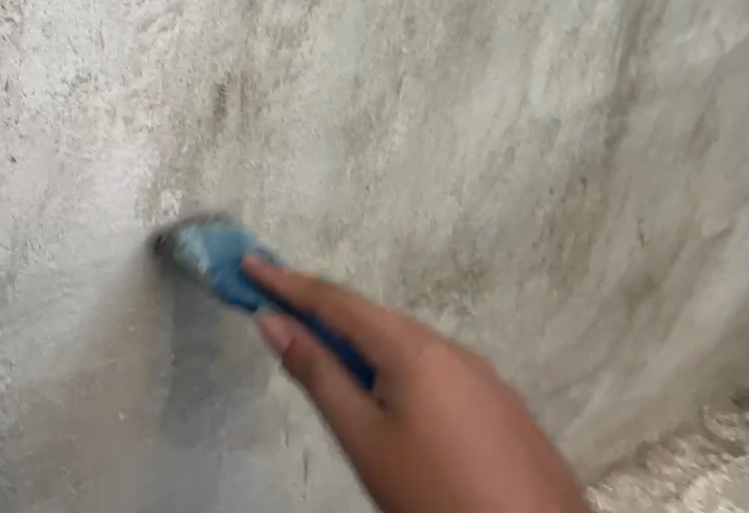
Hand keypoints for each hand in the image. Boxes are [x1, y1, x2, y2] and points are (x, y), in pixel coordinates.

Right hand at [244, 257, 589, 512]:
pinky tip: (380, 386)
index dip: (285, 281)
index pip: (334, 301)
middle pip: (369, 316)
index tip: (246, 260)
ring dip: (353, 335)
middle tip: (271, 299)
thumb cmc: (436, 494)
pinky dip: (389, 359)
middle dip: (317, 305)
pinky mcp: (502, 406)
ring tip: (317, 344)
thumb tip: (270, 320)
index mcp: (413, 350)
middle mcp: (450, 349)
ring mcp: (483, 377)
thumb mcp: (362, 437)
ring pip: (401, 340)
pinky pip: (430, 364)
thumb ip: (315, 371)